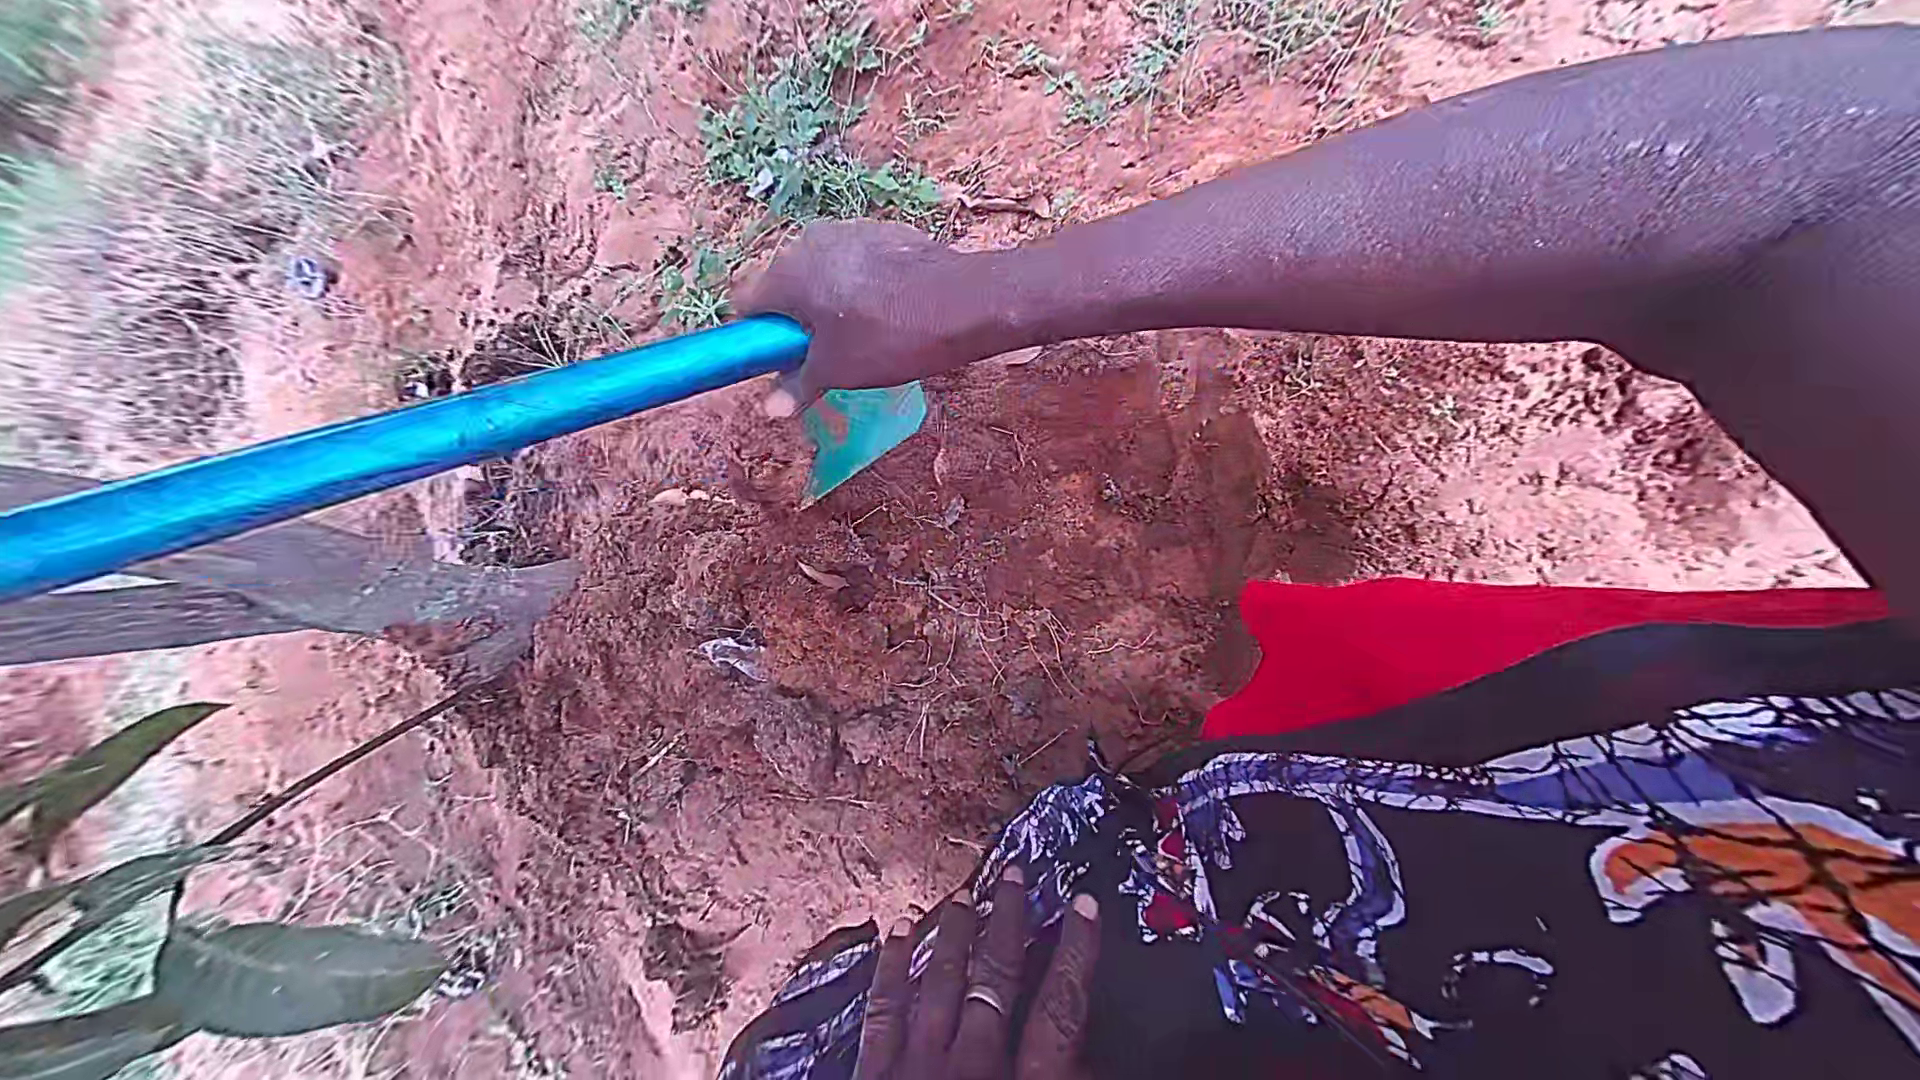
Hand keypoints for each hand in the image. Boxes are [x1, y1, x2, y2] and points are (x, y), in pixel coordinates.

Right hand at [738, 221, 1003, 416]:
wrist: (962, 302)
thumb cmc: (887, 339)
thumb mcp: (838, 371)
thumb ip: (799, 385)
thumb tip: (771, 408)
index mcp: (786, 273)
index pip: (744, 303)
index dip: (756, 335)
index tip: (779, 359)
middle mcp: (809, 241)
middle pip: (784, 285)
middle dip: (796, 319)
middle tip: (824, 354)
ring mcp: (849, 231)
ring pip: (822, 273)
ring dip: (829, 303)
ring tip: (862, 335)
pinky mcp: (884, 232)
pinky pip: (855, 263)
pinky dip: (860, 286)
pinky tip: (889, 311)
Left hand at [855, 868, 1101, 1079]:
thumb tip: (1090, 1063)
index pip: (1059, 1010)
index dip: (1076, 952)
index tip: (1084, 905)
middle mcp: (971, 1070)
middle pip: (995, 978)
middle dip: (1008, 921)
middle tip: (1014, 874)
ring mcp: (915, 1069)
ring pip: (940, 980)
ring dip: (955, 932)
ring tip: (965, 893)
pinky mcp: (871, 1078)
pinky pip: (883, 1008)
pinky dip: (893, 964)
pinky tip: (899, 929)